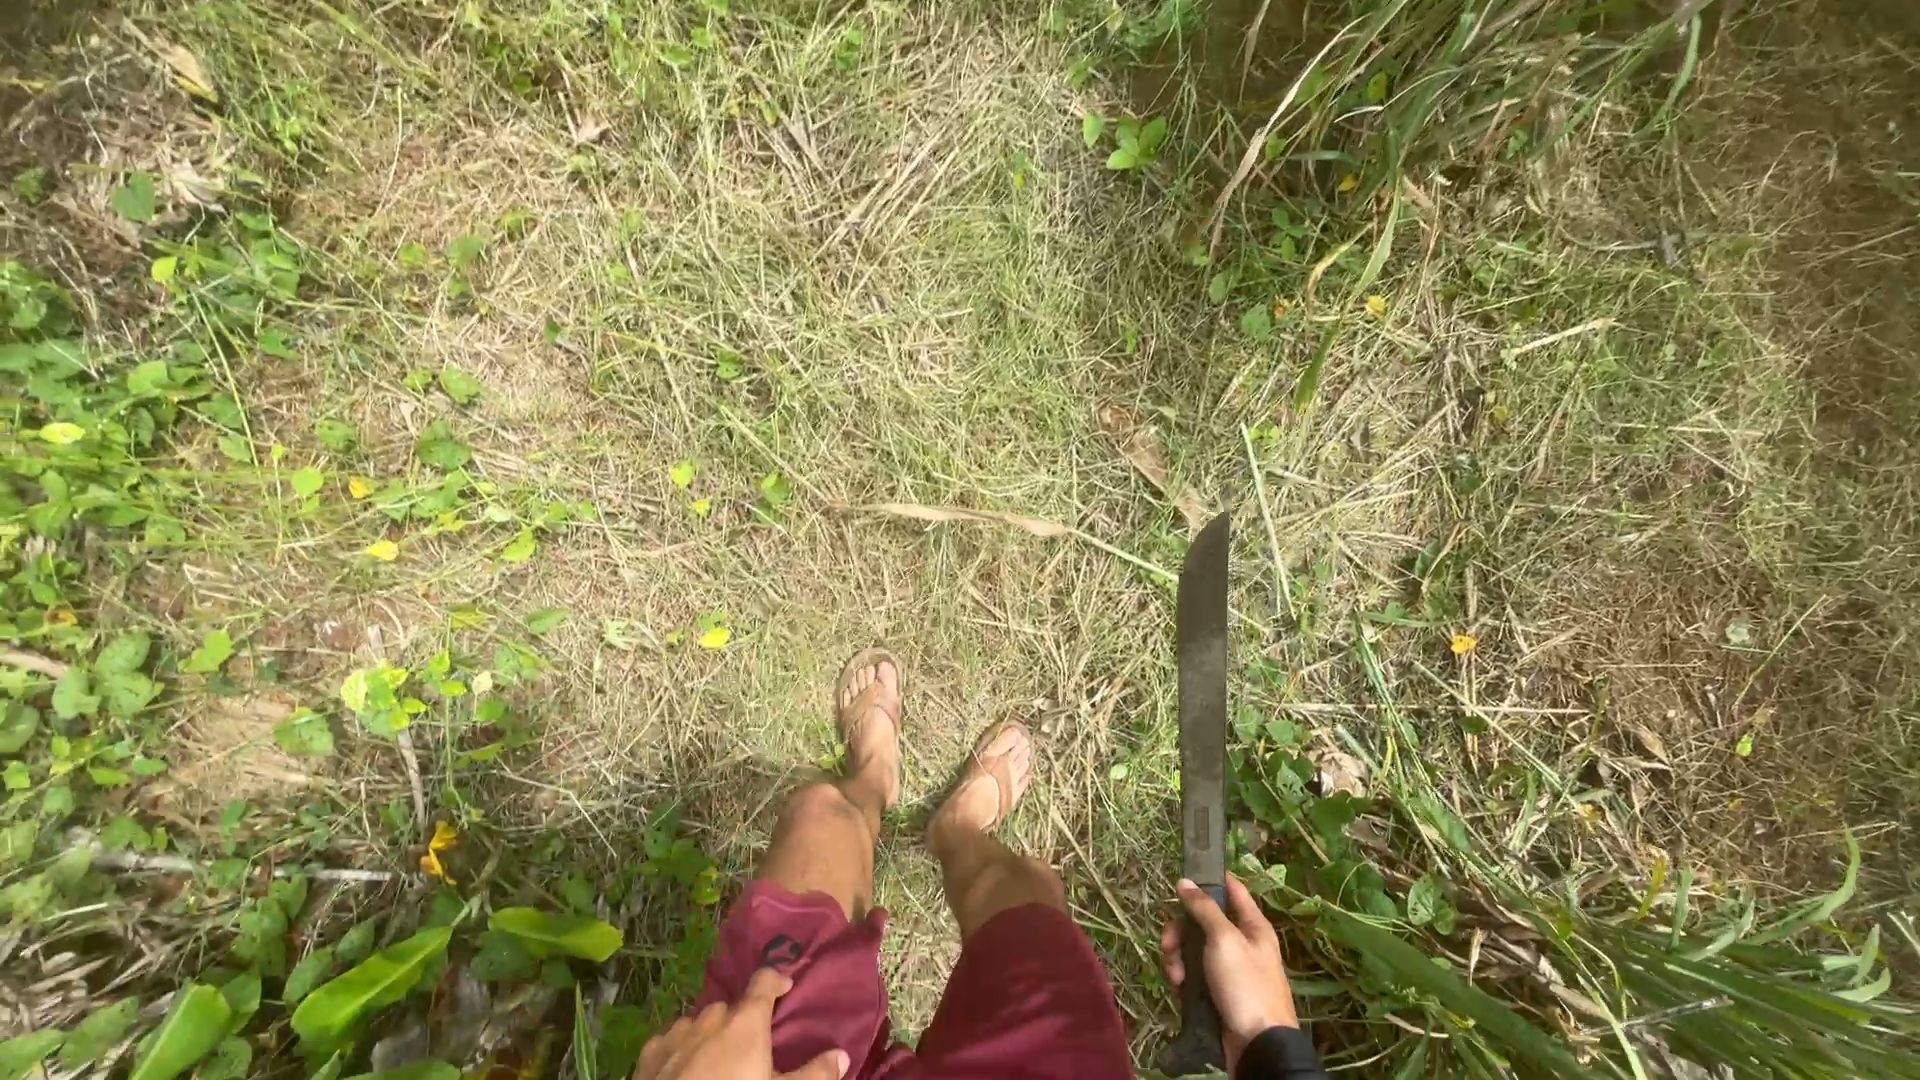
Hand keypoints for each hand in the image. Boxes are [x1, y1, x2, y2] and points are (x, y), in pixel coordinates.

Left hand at [635, 968, 848, 1079]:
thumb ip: (812, 1075)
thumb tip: (843, 1055)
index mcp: (746, 1023)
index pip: (764, 982)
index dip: (776, 979)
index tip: (786, 986)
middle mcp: (711, 1018)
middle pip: (730, 1008)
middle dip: (740, 1021)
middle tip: (749, 1048)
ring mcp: (676, 1034)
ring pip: (698, 1023)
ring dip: (709, 1035)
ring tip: (714, 1063)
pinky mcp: (648, 1056)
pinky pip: (669, 1041)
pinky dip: (679, 1050)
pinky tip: (679, 1071)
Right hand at [1161, 874, 1297, 1073]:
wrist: (1257, 1047)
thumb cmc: (1245, 985)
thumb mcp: (1224, 940)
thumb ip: (1204, 909)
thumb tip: (1185, 881)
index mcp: (1252, 926)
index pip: (1231, 889)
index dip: (1209, 880)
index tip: (1183, 878)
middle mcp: (1240, 942)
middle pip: (1202, 920)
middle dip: (1180, 929)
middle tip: (1169, 942)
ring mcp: (1227, 968)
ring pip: (1192, 946)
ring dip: (1177, 956)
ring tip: (1176, 975)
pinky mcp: (1215, 990)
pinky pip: (1192, 972)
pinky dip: (1182, 976)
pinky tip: (1179, 987)